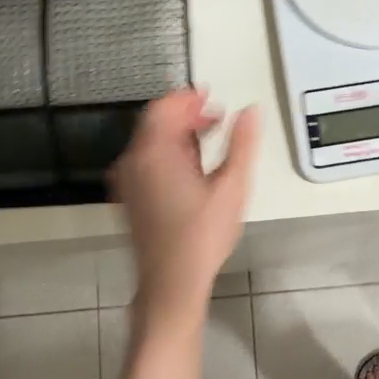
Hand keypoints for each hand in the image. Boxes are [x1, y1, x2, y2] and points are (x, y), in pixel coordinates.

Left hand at [110, 90, 259, 301]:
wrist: (170, 283)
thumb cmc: (202, 237)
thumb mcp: (233, 187)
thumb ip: (243, 144)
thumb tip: (251, 112)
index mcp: (155, 153)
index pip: (164, 108)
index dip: (187, 97)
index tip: (208, 95)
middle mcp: (134, 163)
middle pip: (155, 124)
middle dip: (185, 115)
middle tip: (214, 115)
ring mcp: (128, 183)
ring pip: (150, 144)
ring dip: (177, 135)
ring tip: (208, 140)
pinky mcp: (130, 200)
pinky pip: (145, 163)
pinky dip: (166, 155)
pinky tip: (191, 169)